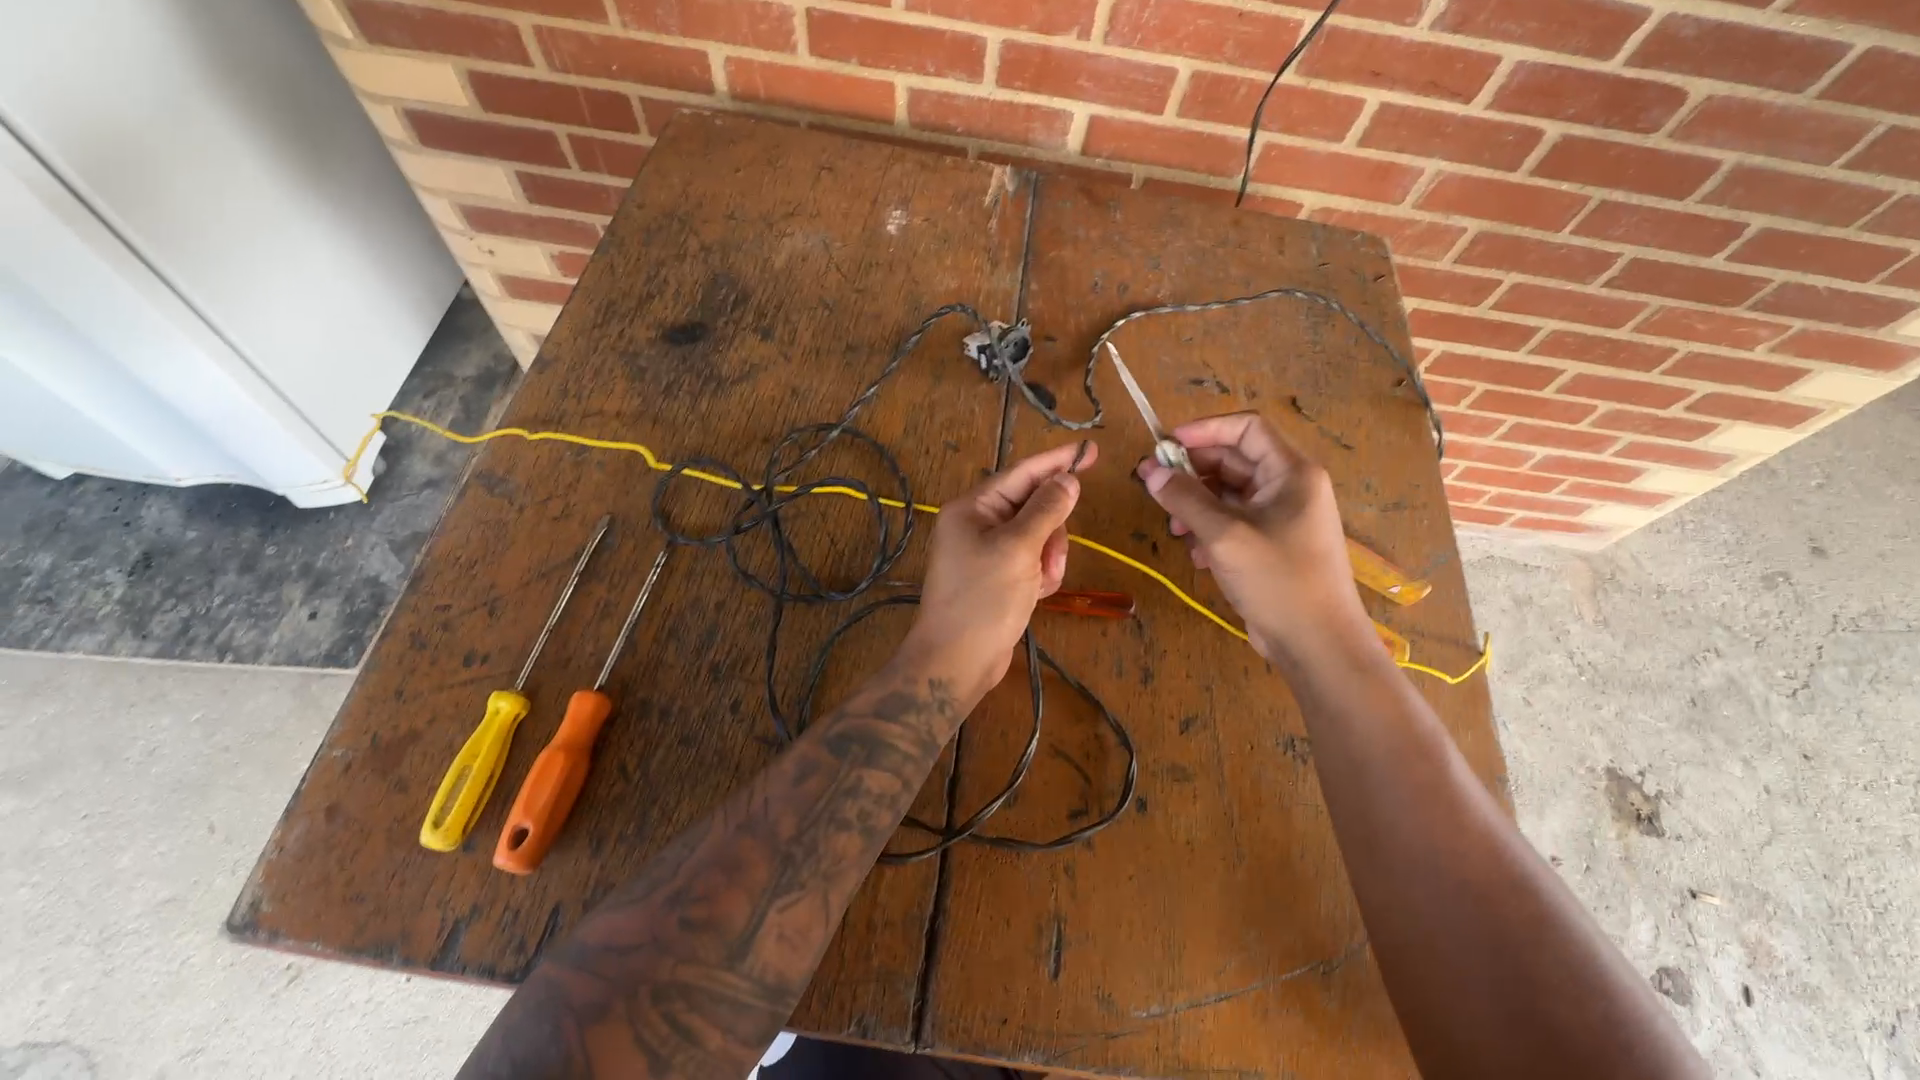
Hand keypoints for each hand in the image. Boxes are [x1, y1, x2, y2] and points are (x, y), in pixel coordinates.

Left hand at [904, 441, 1094, 695]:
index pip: (1022, 474)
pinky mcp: (997, 577)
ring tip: (1043, 582)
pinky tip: (1038, 594)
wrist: (957, 661)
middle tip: (1052, 556)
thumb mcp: (1018, 549)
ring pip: (1039, 536)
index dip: (1057, 462)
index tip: (1091, 451)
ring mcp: (986, 552)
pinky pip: (1032, 561)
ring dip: (1050, 556)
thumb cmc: (983, 599)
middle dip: (1052, 530)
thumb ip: (1046, 510)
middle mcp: (977, 524)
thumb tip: (1068, 479)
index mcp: (972, 508)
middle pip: (1034, 507)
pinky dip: (1041, 574)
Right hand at [1136, 413, 1371, 665]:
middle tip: (1155, 488)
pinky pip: (1234, 523)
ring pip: (1229, 495)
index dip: (1204, 429)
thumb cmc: (1278, 580)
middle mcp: (1289, 487)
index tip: (1165, 445)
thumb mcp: (1225, 536)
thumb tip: (1150, 471)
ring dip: (1197, 506)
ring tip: (1175, 531)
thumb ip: (1185, 499)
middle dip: (1193, 474)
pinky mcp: (1272, 545)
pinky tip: (1198, 556)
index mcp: (1291, 472)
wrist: (1317, 642)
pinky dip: (1210, 532)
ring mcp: (1282, 517)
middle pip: (1234, 461)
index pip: (1246, 428)